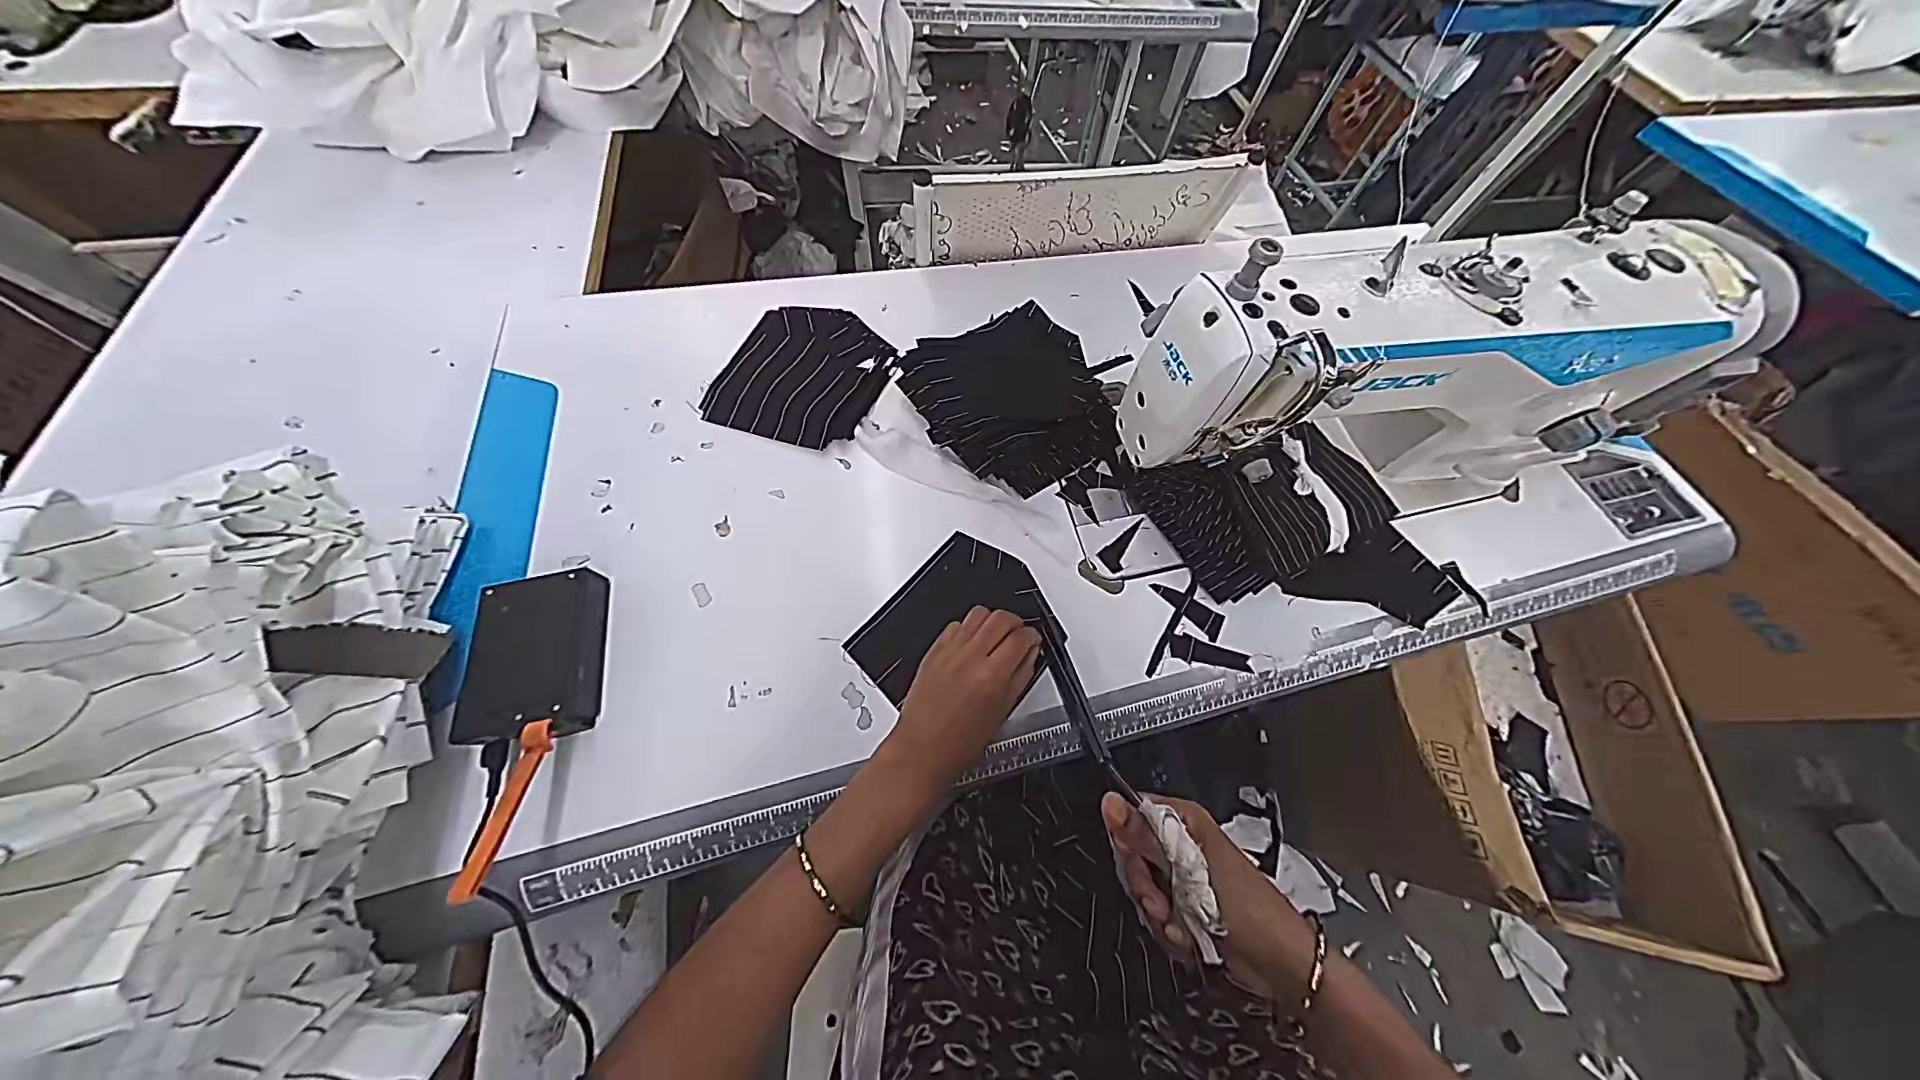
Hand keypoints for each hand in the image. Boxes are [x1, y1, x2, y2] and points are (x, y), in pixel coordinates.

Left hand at [876, 607, 1040, 791]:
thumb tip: (1029, 655)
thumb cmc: (959, 741)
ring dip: (992, 621)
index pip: (1021, 637)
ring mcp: (950, 652)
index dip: (1032, 635)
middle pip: (1001, 618)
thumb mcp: (1003, 711)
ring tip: (996, 634)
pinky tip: (972, 642)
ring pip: (978, 613)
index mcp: (992, 676)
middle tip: (1018, 634)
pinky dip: (968, 628)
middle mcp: (970, 658)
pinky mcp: (934, 651)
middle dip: (1016, 622)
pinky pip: (956, 625)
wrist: (924, 747)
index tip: (1032, 640)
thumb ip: (1021, 676)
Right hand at [1103, 792, 1316, 996]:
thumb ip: (1146, 836)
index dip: (1128, 843)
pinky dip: (1168, 930)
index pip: (1132, 816)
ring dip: (1157, 914)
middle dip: (1144, 887)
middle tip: (1162, 902)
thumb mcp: (1189, 867)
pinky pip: (1157, 914)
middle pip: (1134, 856)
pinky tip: (1186, 936)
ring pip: (1143, 889)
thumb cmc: (1250, 909)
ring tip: (1180, 925)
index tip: (1137, 865)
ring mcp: (1185, 877)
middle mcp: (1183, 845)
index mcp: (1185, 821)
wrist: (1282, 963)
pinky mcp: (1187, 906)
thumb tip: (1110, 802)